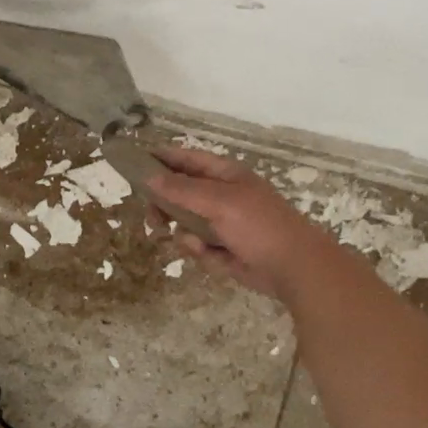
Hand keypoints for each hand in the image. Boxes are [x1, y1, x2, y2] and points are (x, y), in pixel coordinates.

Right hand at [142, 146, 338, 298]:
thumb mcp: (218, 201)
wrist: (295, 269)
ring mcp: (221, 222)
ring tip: (183, 239)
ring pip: (183, 219)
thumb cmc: (260, 226)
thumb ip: (181, 188)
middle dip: (163, 202)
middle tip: (151, 216)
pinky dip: (199, 249)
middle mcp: (220, 195)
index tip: (132, 163)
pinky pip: (195, 243)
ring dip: (180, 229)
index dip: (160, 158)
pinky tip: (212, 255)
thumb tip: (147, 175)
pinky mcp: (221, 247)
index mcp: (224, 175)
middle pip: (178, 191)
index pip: (185, 158)